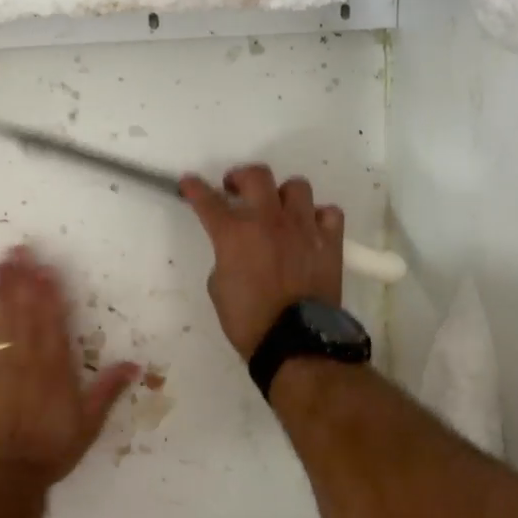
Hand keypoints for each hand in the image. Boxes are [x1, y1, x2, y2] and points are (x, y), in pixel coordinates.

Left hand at [0, 246, 139, 488]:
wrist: (9, 476)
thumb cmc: (53, 450)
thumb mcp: (89, 424)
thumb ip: (108, 390)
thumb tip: (134, 364)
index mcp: (56, 368)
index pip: (54, 321)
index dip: (49, 292)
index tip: (46, 267)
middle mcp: (28, 360)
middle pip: (25, 312)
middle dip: (22, 280)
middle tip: (17, 249)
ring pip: (0, 322)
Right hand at [180, 165, 343, 359]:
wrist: (294, 342)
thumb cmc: (247, 321)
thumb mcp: (218, 288)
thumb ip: (225, 259)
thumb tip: (237, 252)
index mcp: (234, 234)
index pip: (208, 201)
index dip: (195, 189)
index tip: (188, 183)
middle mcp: (269, 221)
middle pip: (256, 176)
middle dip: (241, 177)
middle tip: (235, 190)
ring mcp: (303, 228)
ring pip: (296, 187)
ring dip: (282, 195)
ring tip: (278, 210)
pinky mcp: (330, 241)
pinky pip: (328, 213)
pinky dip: (317, 217)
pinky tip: (309, 229)